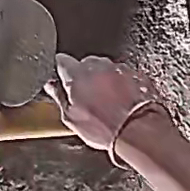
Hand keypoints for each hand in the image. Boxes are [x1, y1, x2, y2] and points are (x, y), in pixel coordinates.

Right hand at [44, 53, 166, 151]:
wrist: (138, 130)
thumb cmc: (104, 127)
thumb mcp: (71, 118)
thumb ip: (58, 97)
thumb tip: (51, 87)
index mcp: (77, 73)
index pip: (62, 61)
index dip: (60, 69)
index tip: (61, 78)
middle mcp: (98, 66)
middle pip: (86, 64)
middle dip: (84, 76)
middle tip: (85, 98)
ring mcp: (119, 68)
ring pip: (105, 69)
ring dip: (103, 81)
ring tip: (105, 104)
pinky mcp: (136, 75)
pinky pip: (123, 76)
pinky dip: (121, 85)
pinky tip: (121, 103)